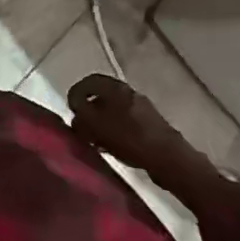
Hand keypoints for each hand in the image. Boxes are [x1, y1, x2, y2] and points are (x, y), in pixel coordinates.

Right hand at [68, 74, 201, 182]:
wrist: (169, 159)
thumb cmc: (130, 138)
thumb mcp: (98, 126)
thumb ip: (82, 116)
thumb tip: (76, 112)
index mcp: (116, 87)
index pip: (89, 81)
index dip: (76, 93)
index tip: (70, 110)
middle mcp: (128, 92)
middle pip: (101, 96)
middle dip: (88, 110)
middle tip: (79, 127)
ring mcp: (141, 108)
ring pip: (113, 111)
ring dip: (100, 123)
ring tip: (92, 140)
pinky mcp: (149, 125)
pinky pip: (124, 124)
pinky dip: (113, 132)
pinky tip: (110, 148)